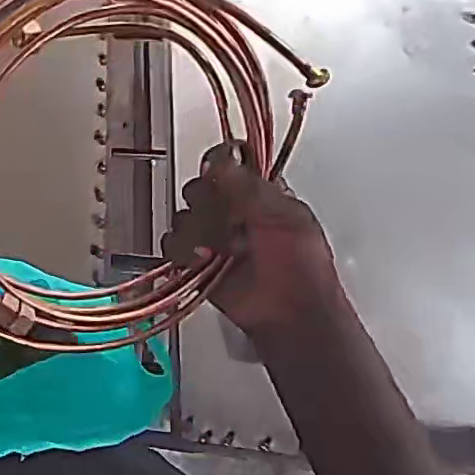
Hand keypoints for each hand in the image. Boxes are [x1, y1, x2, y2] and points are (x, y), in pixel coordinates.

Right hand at [160, 141, 338, 334]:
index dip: (217, 166)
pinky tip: (203, 260)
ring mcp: (211, 236)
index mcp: (255, 193)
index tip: (218, 176)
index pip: (224, 163)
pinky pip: (172, 245)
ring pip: (183, 217)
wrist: (291, 314)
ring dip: (201, 234)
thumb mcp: (287, 218)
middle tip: (232, 224)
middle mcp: (229, 211)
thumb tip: (222, 160)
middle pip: (198, 189)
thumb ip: (252, 188)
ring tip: (224, 251)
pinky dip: (184, 252)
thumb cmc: (302, 268)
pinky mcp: (195, 260)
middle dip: (210, 207)